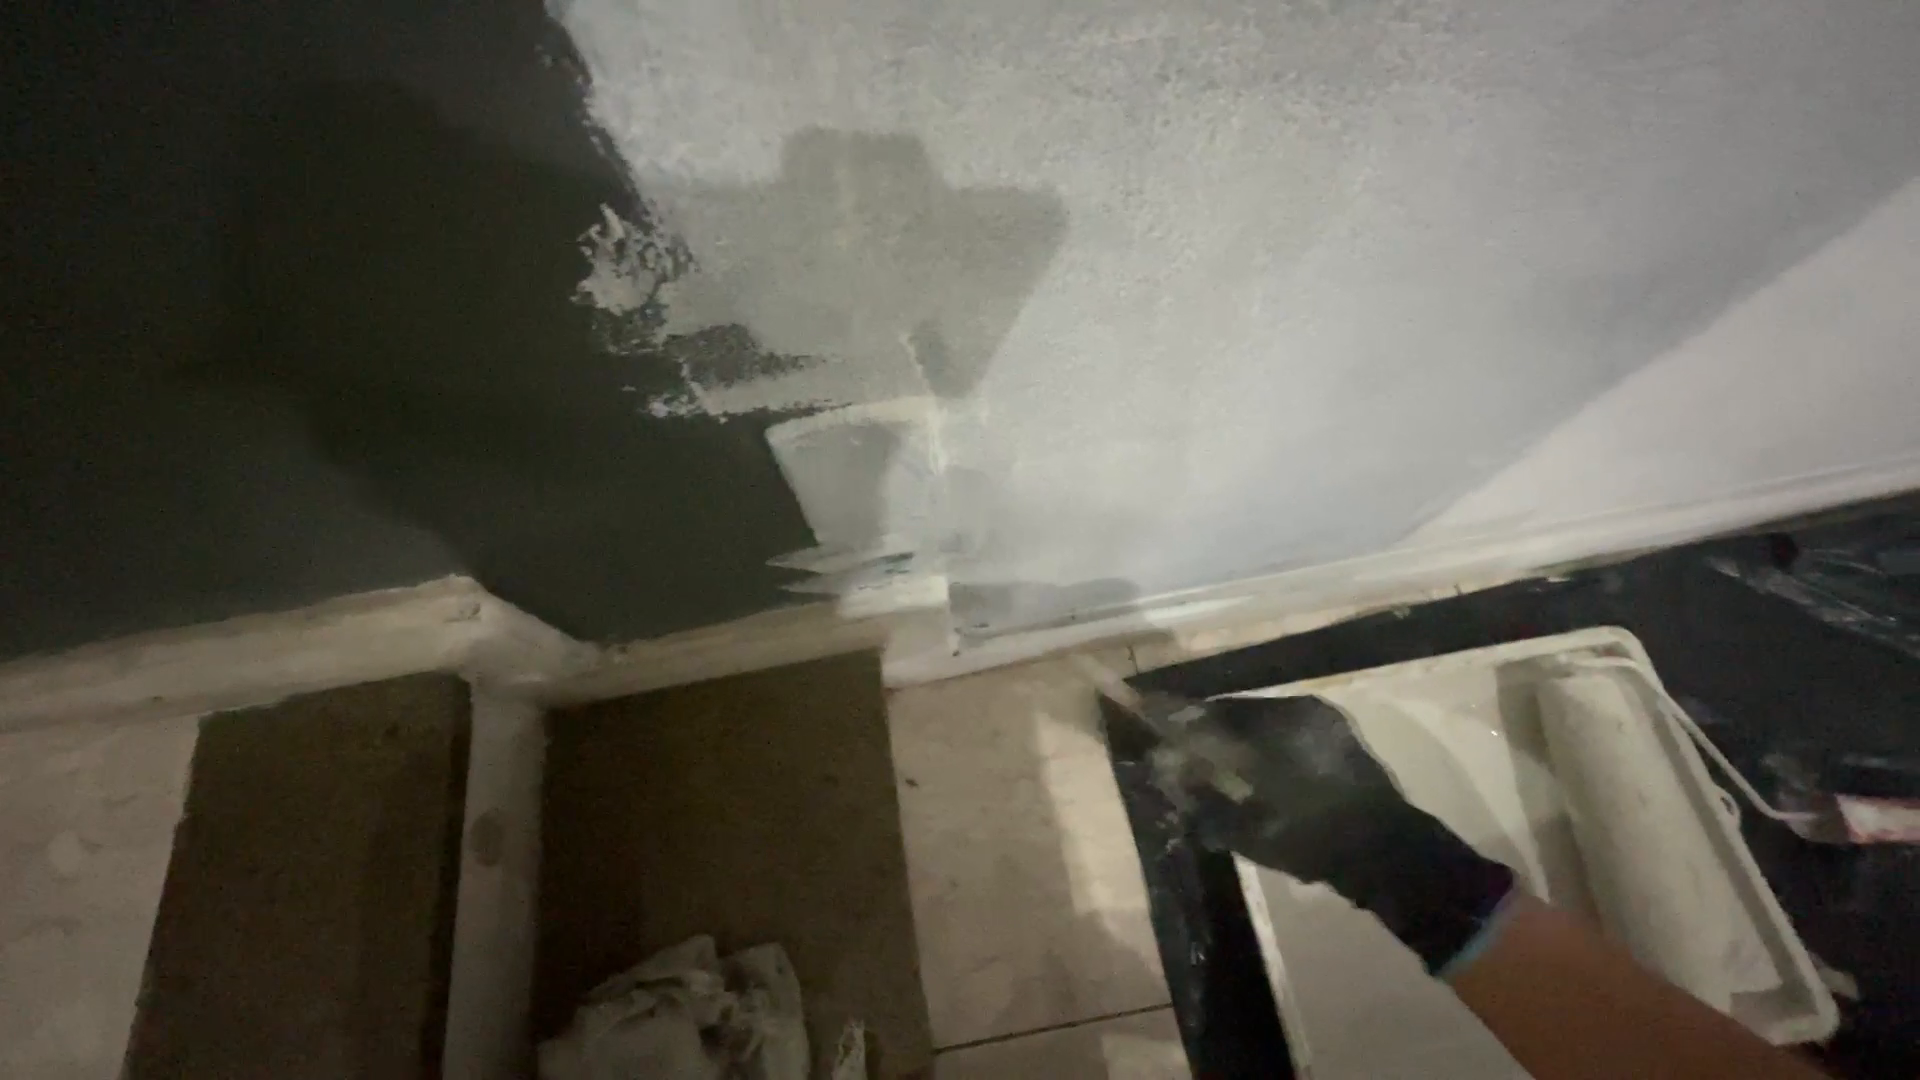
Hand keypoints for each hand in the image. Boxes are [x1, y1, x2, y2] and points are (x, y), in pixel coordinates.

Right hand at [1150, 694, 1517, 975]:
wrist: (1392, 854)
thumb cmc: (1312, 842)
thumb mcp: (1246, 829)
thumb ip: (1199, 796)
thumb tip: (1162, 770)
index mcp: (1269, 729)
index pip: (1206, 713)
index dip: (1172, 714)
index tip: (1143, 708)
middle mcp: (1292, 709)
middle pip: (1231, 710)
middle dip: (1201, 722)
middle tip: (1177, 737)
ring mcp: (1317, 715)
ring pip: (1256, 714)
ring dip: (1231, 729)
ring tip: (1213, 750)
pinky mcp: (1333, 726)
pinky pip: (1282, 721)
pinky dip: (1259, 734)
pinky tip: (1251, 757)